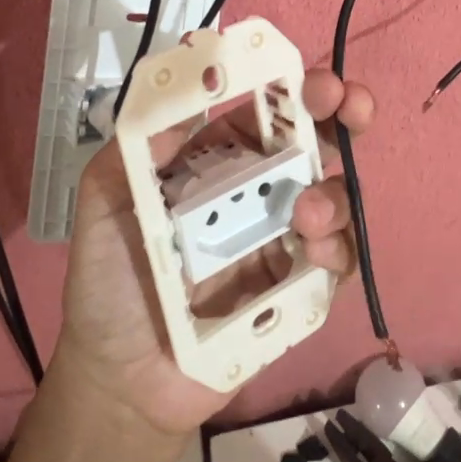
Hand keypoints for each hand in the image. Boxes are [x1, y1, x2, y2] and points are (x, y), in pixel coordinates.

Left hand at [55, 68, 376, 435]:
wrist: (121, 379)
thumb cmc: (110, 283)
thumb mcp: (107, 200)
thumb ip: (138, 143)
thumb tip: (185, 84)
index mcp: (222, 162)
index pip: (269, 113)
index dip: (296, 89)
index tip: (315, 82)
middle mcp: (262, 192)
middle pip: (319, 142)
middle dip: (344, 116)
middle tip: (353, 109)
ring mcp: (286, 239)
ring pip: (339, 196)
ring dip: (337, 193)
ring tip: (309, 215)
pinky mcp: (302, 290)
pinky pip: (340, 260)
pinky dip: (339, 250)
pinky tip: (313, 256)